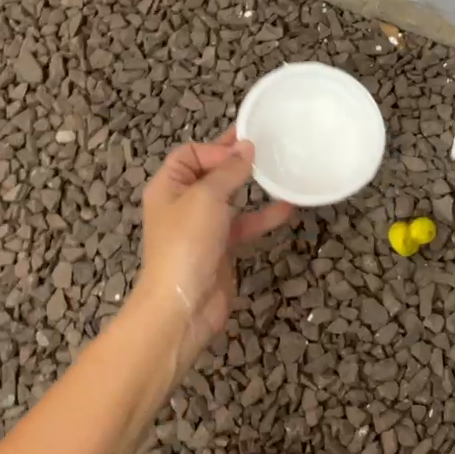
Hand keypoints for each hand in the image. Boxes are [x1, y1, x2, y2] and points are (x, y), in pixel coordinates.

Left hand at [132, 128, 296, 358]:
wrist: (183, 306)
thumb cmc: (187, 243)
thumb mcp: (206, 197)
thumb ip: (228, 170)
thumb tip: (247, 147)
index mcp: (168, 185)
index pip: (191, 152)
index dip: (216, 147)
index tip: (245, 149)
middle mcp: (182, 202)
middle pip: (210, 172)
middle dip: (236, 161)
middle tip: (268, 147)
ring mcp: (201, 226)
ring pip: (229, 197)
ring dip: (252, 186)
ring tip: (279, 172)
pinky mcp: (219, 246)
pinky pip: (242, 223)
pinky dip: (261, 216)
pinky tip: (286, 208)